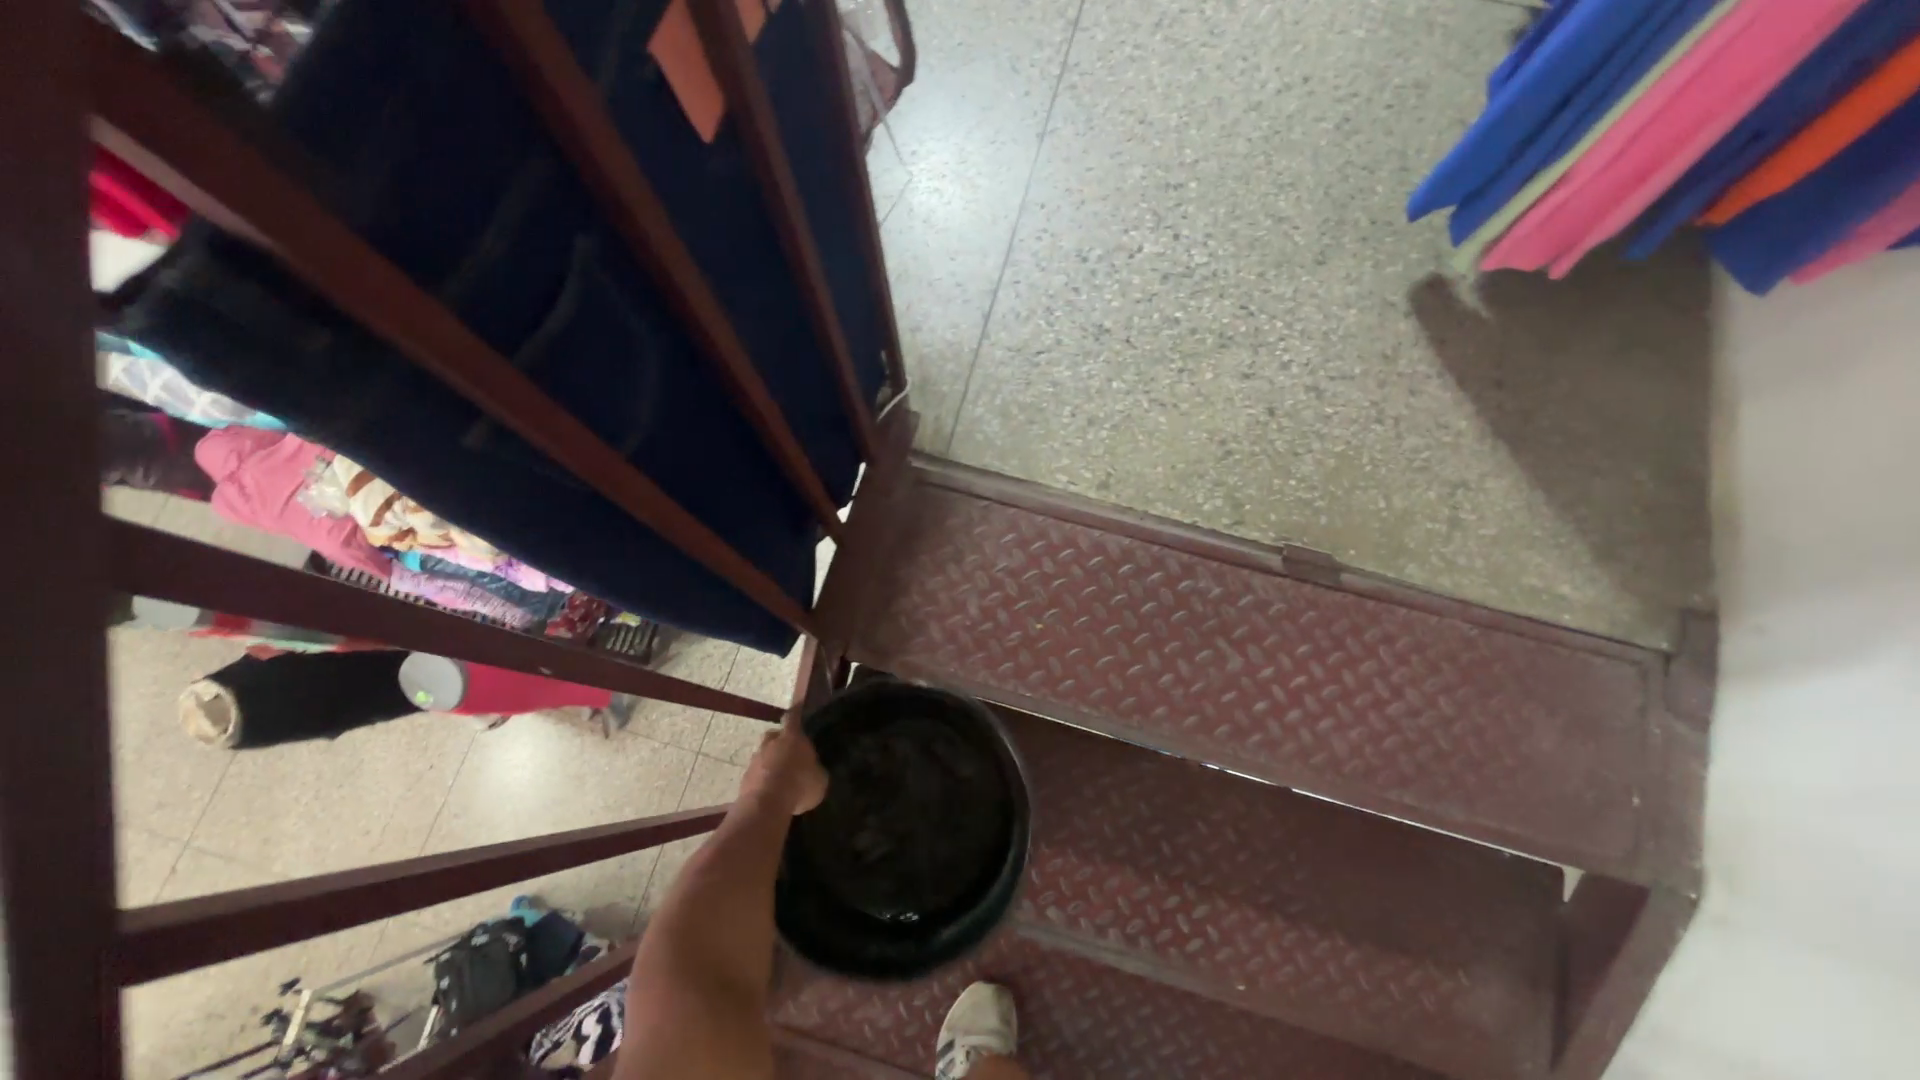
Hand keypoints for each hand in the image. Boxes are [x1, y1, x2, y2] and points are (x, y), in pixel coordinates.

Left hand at [741, 712, 827, 815]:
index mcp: (792, 737)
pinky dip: (763, 780)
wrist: (765, 805)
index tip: (797, 702)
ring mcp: (755, 760)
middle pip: (774, 735)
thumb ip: (815, 769)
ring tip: (781, 778)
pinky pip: (757, 774)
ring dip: (771, 763)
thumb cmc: (799, 785)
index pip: (793, 717)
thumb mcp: (820, 779)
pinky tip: (771, 793)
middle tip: (790, 753)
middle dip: (780, 741)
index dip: (796, 710)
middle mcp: (771, 743)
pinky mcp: (745, 778)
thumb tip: (813, 769)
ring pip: (764, 755)